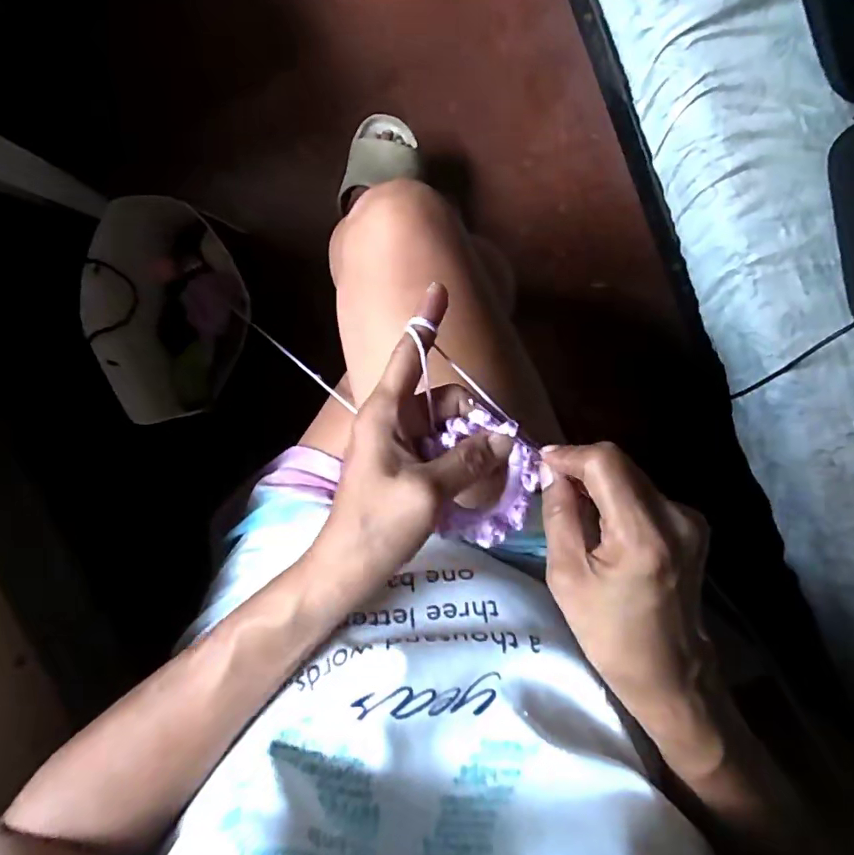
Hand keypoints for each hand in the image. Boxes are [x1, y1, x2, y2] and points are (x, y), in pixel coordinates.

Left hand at [301, 283, 510, 609]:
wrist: (346, 567)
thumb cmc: (376, 523)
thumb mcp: (427, 491)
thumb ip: (469, 460)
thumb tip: (506, 437)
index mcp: (385, 412)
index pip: (410, 355)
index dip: (426, 321)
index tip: (438, 287)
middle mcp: (392, 420)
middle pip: (444, 399)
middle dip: (473, 417)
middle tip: (495, 454)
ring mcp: (399, 445)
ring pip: (448, 428)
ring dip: (471, 446)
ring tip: (483, 480)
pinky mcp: (406, 467)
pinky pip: (442, 450)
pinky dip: (461, 462)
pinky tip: (473, 488)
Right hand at [541, 442, 712, 715]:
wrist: (671, 675)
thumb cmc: (610, 635)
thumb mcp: (567, 577)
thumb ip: (559, 516)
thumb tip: (551, 472)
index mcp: (643, 534)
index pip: (605, 462)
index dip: (569, 455)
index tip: (542, 464)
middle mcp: (675, 517)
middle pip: (620, 464)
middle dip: (581, 466)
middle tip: (550, 484)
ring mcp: (689, 521)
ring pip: (632, 475)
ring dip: (598, 481)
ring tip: (573, 505)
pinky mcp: (692, 526)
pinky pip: (645, 493)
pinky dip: (617, 496)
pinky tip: (602, 522)